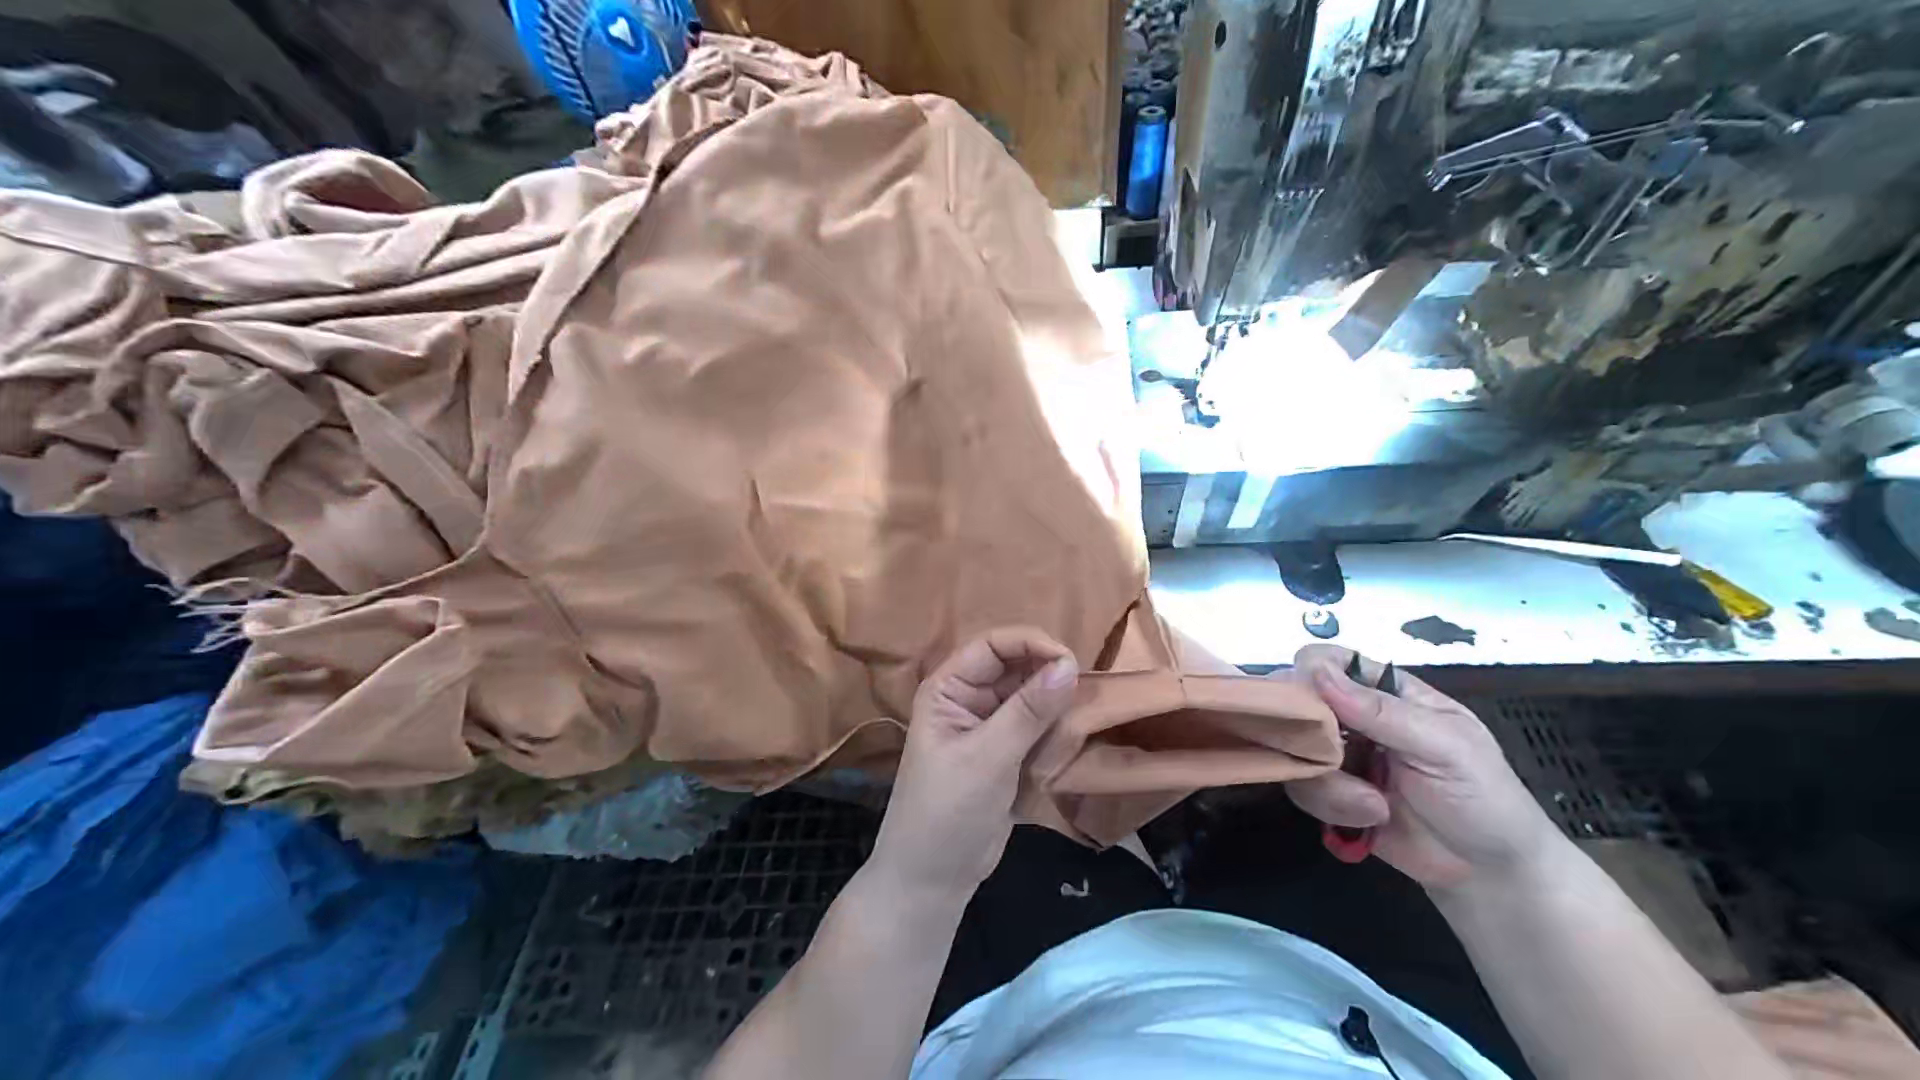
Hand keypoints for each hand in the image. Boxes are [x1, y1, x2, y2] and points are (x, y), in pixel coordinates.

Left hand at [870, 627, 1078, 899]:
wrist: (932, 880)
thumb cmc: (947, 811)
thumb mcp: (988, 757)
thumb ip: (1029, 710)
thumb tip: (1069, 665)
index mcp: (948, 688)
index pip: (992, 645)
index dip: (1031, 644)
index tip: (1071, 661)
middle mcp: (967, 700)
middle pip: (1014, 668)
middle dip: (1047, 674)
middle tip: (1085, 692)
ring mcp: (987, 728)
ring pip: (1029, 698)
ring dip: (1055, 703)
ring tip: (1083, 714)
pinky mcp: (1005, 755)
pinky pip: (1035, 727)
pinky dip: (1055, 729)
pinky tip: (1075, 737)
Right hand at [1283, 644, 1565, 890]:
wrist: (1491, 877)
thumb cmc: (1484, 798)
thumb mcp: (1445, 747)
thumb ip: (1382, 710)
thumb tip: (1317, 671)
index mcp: (1387, 693)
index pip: (1330, 661)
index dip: (1311, 671)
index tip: (1308, 698)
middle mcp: (1353, 718)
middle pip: (1298, 702)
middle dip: (1307, 733)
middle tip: (1334, 758)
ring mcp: (1338, 756)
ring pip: (1295, 749)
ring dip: (1330, 781)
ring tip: (1373, 805)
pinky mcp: (1328, 793)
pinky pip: (1301, 787)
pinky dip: (1332, 806)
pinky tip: (1368, 820)